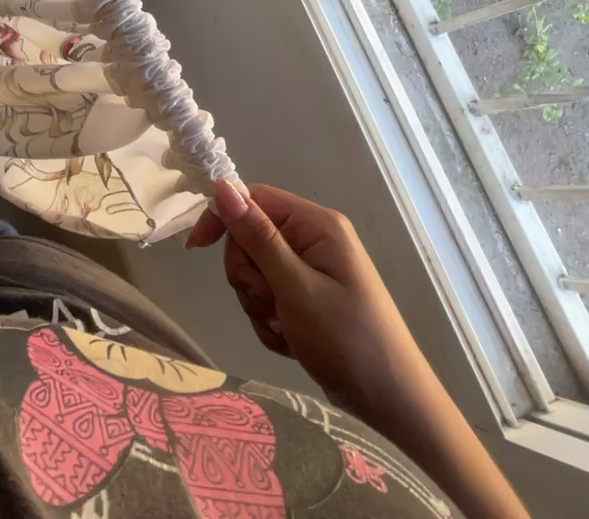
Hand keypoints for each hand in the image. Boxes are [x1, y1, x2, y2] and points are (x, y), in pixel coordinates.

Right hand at [191, 181, 531, 518]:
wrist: (392, 403)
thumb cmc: (347, 340)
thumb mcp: (295, 288)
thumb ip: (257, 237)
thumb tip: (222, 186)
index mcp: (316, 225)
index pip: (253, 199)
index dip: (222, 218)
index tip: (197, 249)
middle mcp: (312, 239)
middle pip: (248, 238)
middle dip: (248, 275)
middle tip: (271, 303)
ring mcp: (310, 269)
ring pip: (253, 271)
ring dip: (258, 302)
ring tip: (284, 327)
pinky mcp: (307, 296)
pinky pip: (266, 296)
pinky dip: (269, 319)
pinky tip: (290, 339)